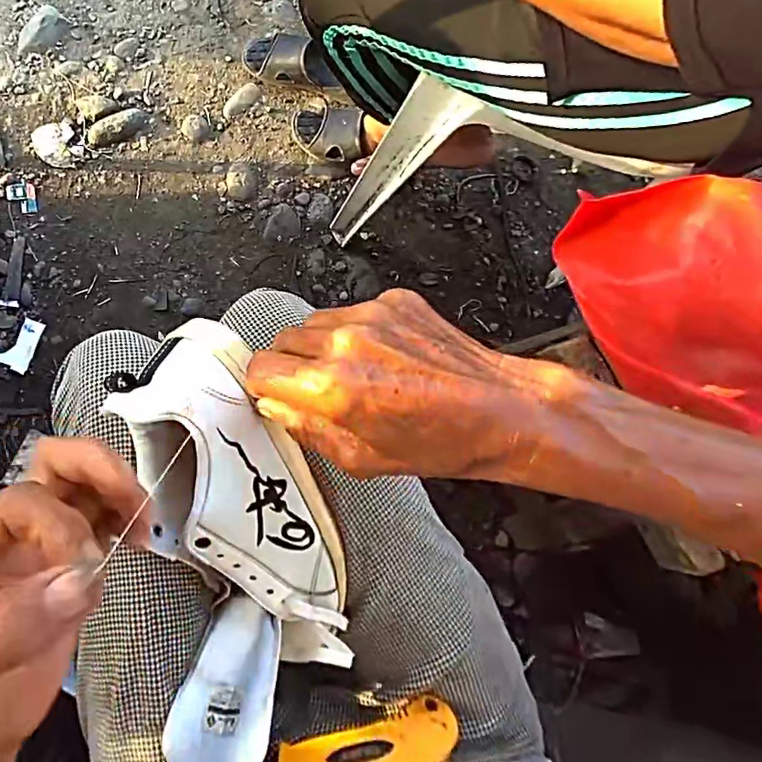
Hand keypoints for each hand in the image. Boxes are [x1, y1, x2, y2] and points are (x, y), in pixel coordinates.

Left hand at [0, 438, 147, 761]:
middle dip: (99, 469)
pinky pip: (106, 521)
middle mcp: (12, 532)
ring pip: (87, 484)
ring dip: (121, 490)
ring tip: (143, 521)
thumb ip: (15, 622)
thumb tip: (78, 581)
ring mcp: (45, 543)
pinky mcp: (74, 563)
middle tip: (130, 498)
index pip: (23, 503)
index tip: (84, 569)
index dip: (60, 526)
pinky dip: (128, 519)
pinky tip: (139, 538)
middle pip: (57, 464)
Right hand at [247, 290, 579, 478]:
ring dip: (318, 347)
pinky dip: (352, 332)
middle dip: (289, 366)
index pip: (259, 368)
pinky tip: (380, 356)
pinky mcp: (394, 301)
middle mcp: (347, 343)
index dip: (262, 385)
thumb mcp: (361, 459)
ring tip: (352, 374)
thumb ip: (305, 429)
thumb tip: (277, 408)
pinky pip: (349, 311)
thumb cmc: (444, 440)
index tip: (272, 393)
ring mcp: (372, 316)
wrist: (502, 410)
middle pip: (280, 340)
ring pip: (312, 323)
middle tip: (314, 389)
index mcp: (333, 387)